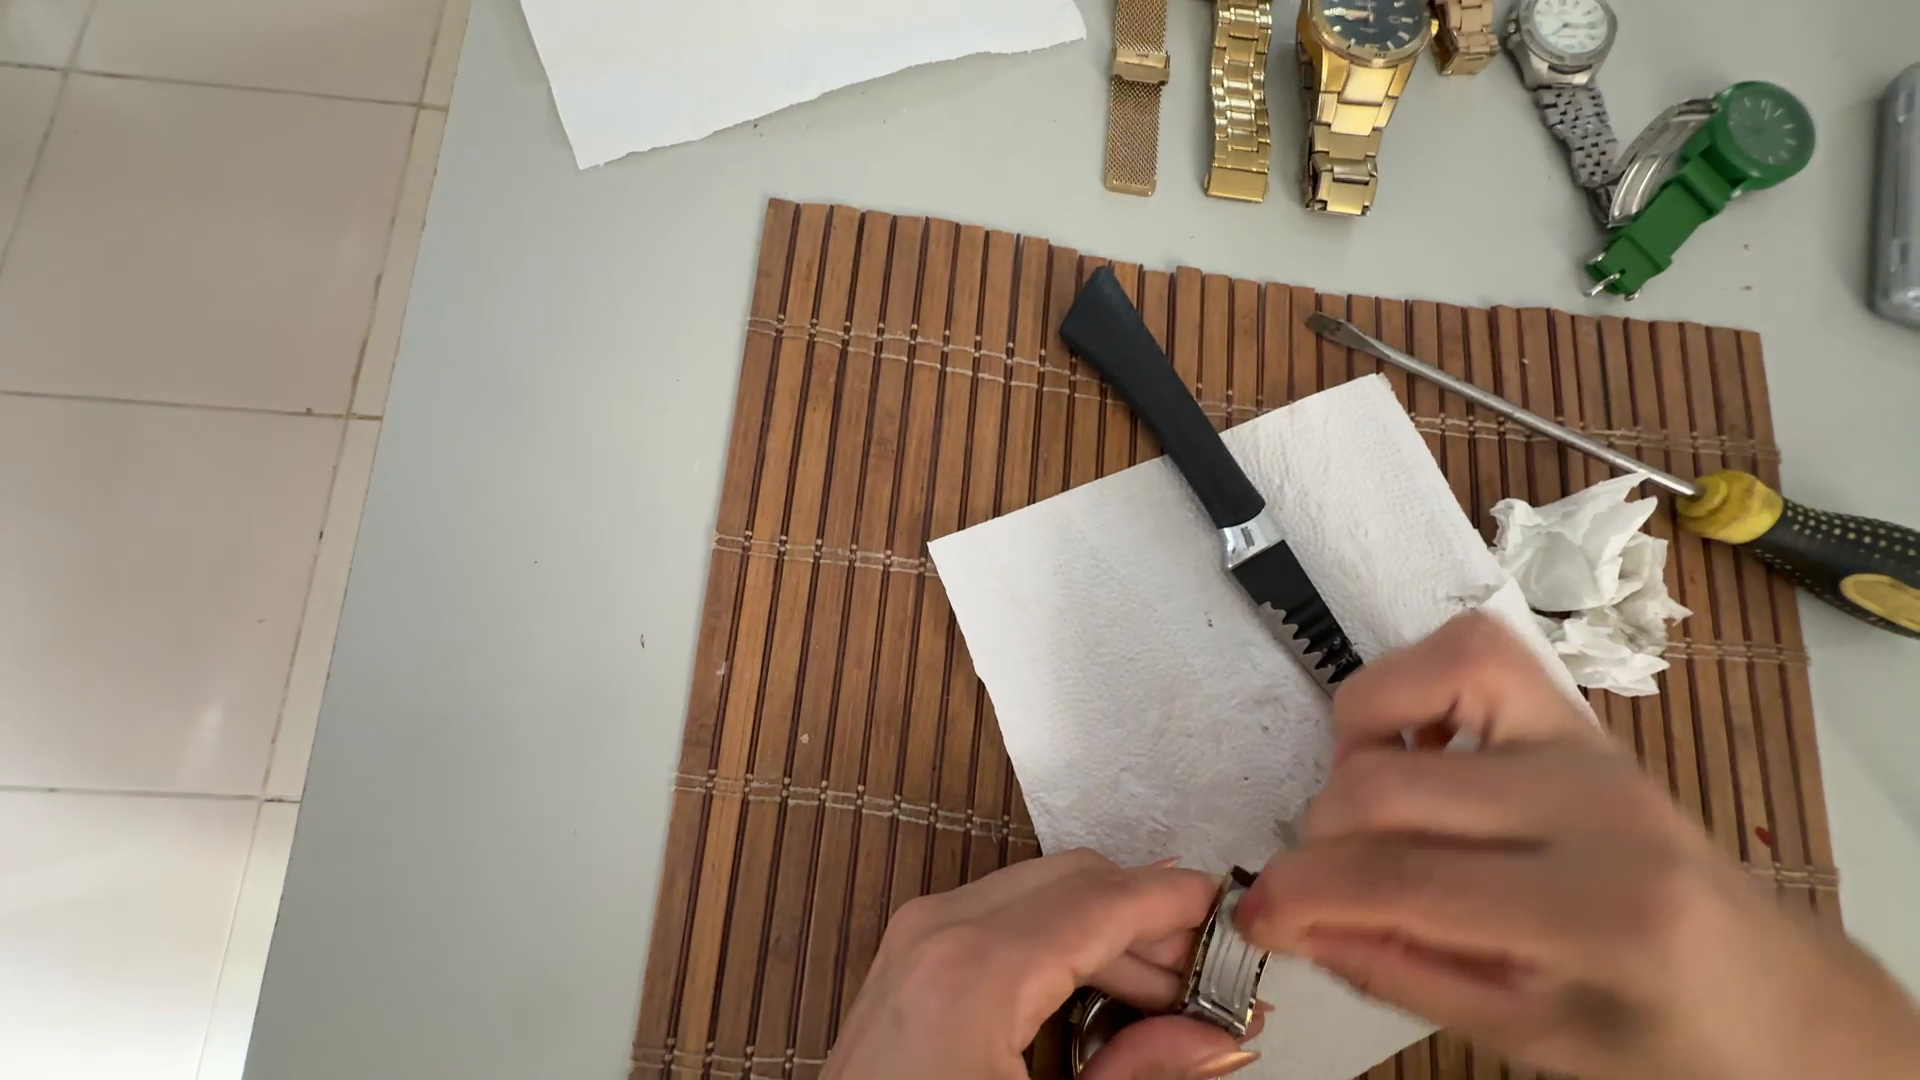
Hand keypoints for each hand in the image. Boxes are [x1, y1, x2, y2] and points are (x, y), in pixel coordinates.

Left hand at [823, 850, 1261, 1079]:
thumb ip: (1139, 1074)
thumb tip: (1215, 1039)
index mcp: (976, 969)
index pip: (1101, 901)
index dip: (1175, 900)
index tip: (1230, 908)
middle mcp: (942, 926)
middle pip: (1077, 881)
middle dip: (1150, 918)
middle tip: (1212, 976)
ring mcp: (921, 929)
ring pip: (1044, 889)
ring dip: (1110, 929)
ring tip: (1171, 995)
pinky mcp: (915, 945)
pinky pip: (1007, 912)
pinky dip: (1063, 936)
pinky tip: (1105, 988)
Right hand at [1237, 613, 1919, 1079]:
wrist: (1783, 997)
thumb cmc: (1656, 1033)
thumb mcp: (1520, 1036)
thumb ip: (1386, 966)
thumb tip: (1275, 916)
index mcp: (1603, 917)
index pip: (1401, 882)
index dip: (1302, 895)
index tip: (1254, 913)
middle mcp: (1596, 808)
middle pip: (1384, 788)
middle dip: (1318, 839)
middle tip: (1321, 878)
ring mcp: (1587, 742)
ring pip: (1416, 683)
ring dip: (1354, 744)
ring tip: (1368, 799)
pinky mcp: (1575, 711)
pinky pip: (1465, 650)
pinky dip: (1405, 686)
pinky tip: (1406, 746)